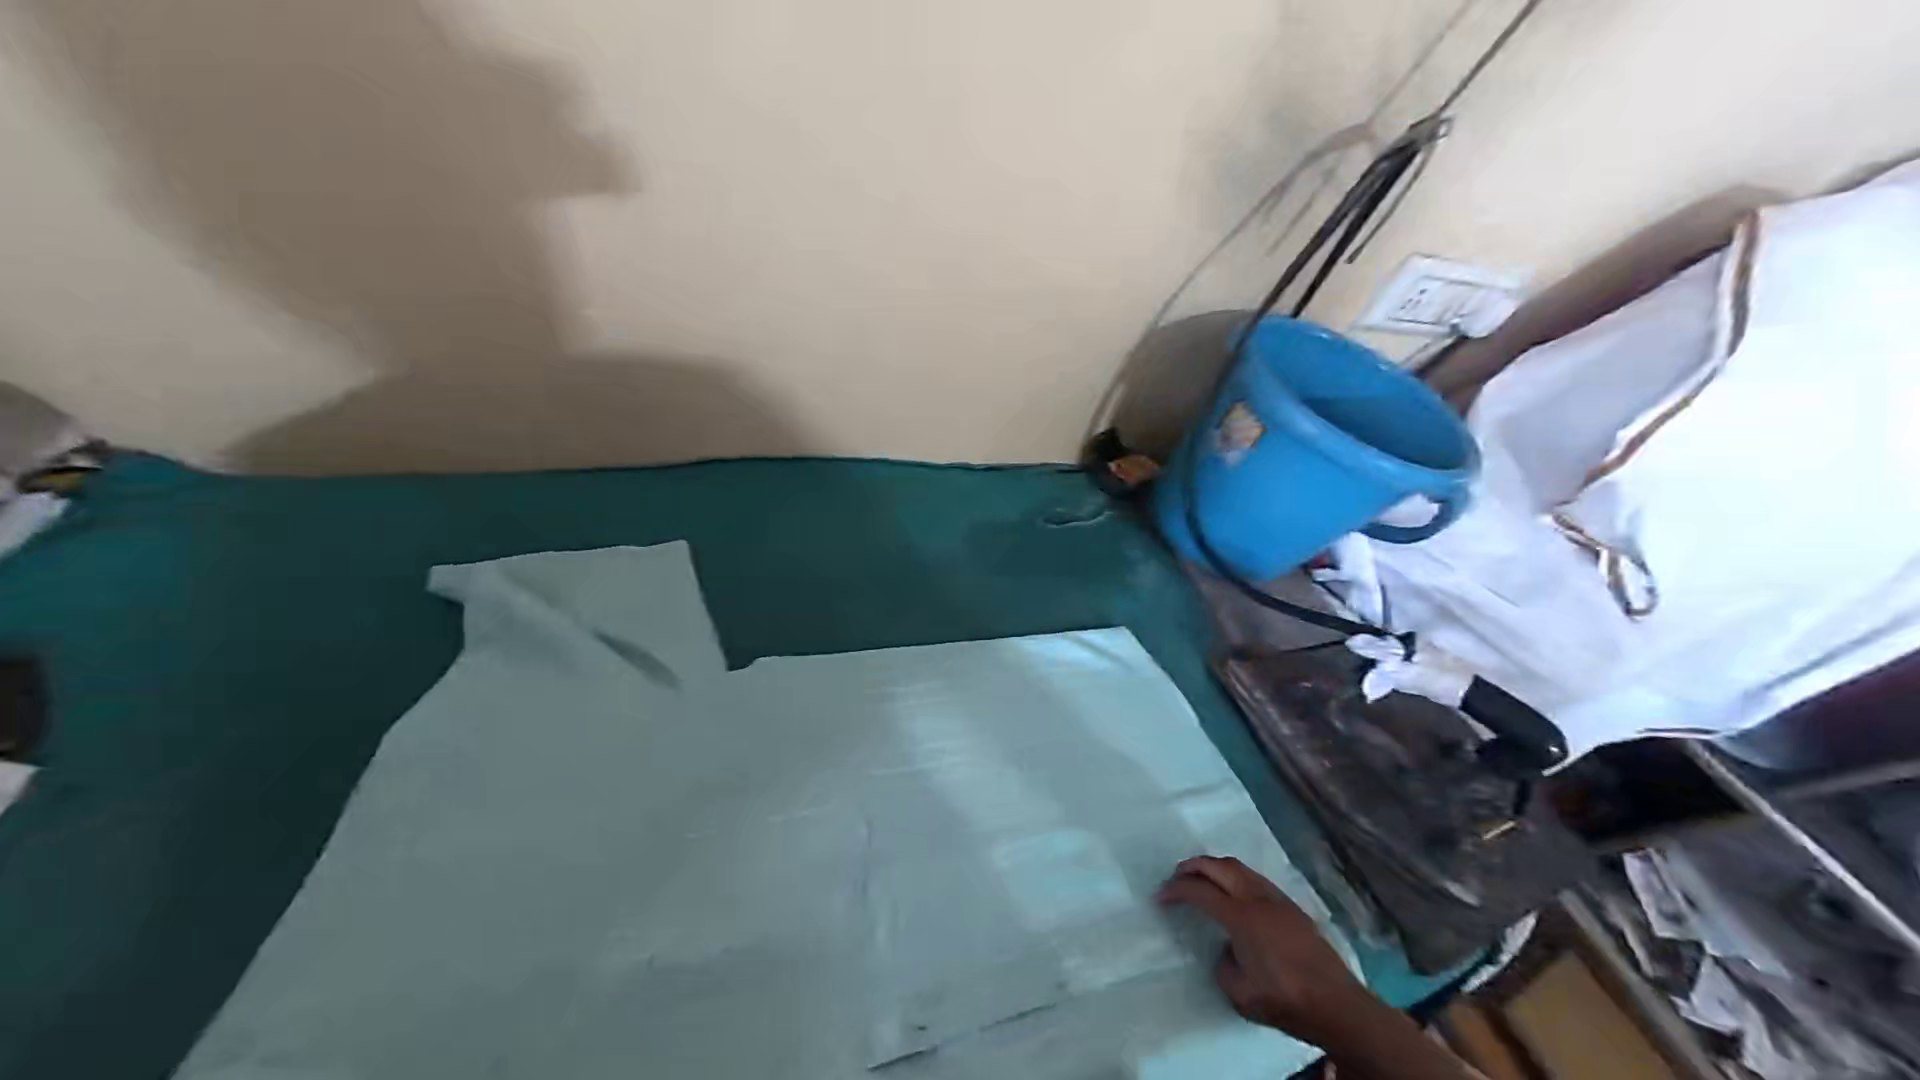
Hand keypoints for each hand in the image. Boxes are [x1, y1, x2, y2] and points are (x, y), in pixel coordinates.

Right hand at [1156, 855, 1376, 1046]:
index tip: (1160, 896)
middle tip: (1175, 877)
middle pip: (1217, 866)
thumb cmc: (1286, 1001)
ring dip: (1214, 867)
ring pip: (1238, 866)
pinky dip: (1234, 876)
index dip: (1175, 890)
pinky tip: (1232, 892)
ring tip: (1201, 879)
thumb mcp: (1239, 994)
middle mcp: (1257, 899)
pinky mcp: (1291, 906)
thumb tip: (1226, 950)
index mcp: (1241, 918)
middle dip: (1191, 866)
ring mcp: (1277, 899)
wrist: (1339, 1007)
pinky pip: (1254, 877)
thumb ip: (1222, 965)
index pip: (1199, 891)